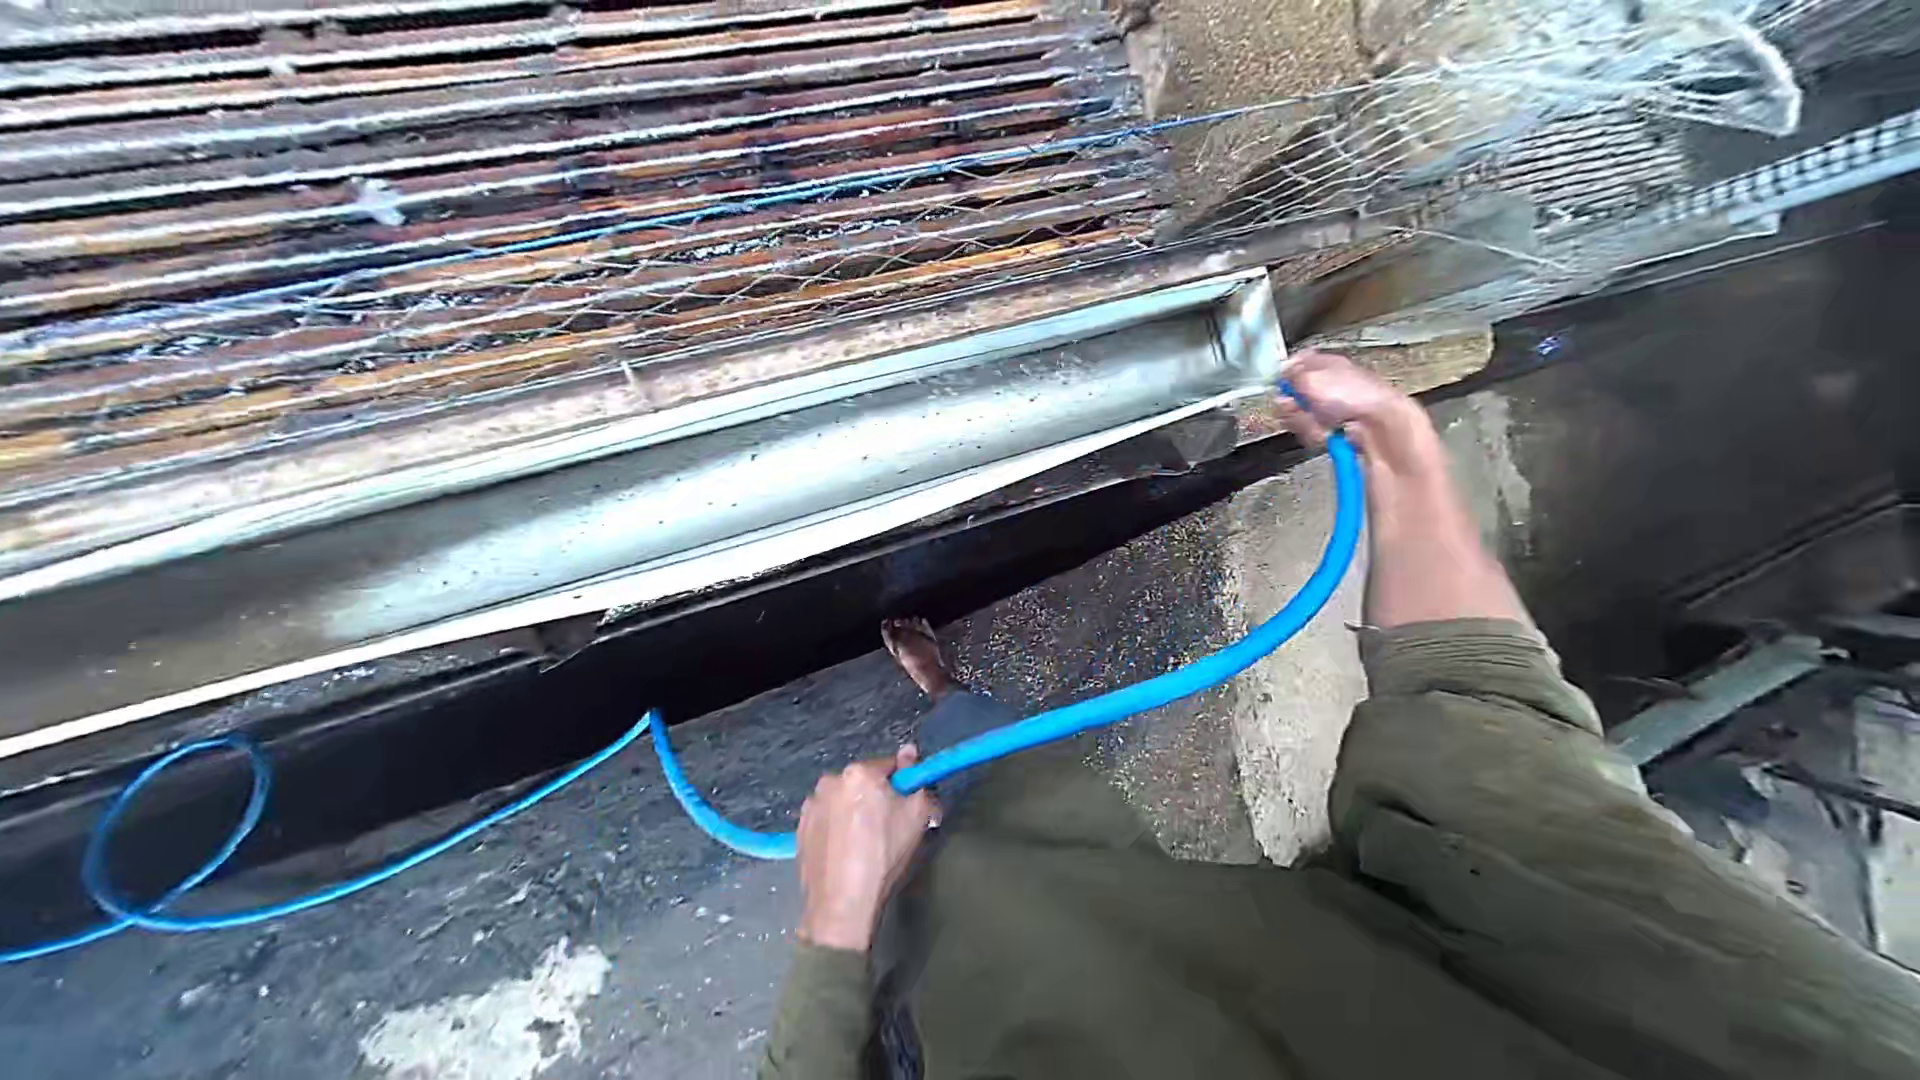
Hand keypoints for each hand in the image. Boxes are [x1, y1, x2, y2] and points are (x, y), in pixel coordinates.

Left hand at [795, 745, 939, 951]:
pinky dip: (836, 827)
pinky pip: (826, 819)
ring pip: (843, 800)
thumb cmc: (883, 855)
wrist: (841, 905)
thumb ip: (918, 780)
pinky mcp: (800, 829)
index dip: (903, 784)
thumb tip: (909, 751)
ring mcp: (811, 805)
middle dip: (876, 797)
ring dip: (854, 811)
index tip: (908, 804)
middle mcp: (830, 780)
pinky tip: (845, 852)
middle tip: (888, 826)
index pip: (890, 765)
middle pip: (864, 782)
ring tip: (863, 843)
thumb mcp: (917, 816)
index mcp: (859, 772)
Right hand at [1273, 349, 1421, 450]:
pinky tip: (1325, 432)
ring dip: (1303, 422)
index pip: (1298, 363)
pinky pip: (1311, 431)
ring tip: (1318, 422)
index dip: (1286, 375)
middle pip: (1294, 394)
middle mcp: (1329, 384)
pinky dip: (1314, 433)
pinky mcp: (1333, 427)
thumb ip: (1291, 373)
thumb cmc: (1352, 395)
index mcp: (1326, 364)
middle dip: (1292, 405)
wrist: (1377, 424)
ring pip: (1299, 416)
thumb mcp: (1311, 378)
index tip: (1281, 385)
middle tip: (1298, 408)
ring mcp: (1331, 407)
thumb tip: (1282, 370)